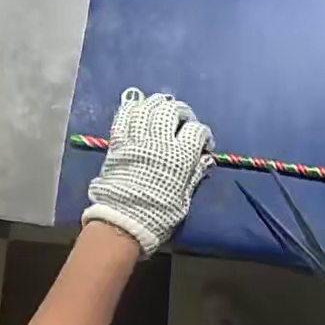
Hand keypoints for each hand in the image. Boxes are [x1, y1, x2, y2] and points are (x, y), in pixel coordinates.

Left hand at [82, 89, 214, 255]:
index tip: (203, 142)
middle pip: (171, 111)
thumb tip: (206, 159)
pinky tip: (137, 106)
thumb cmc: (157, 214)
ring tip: (161, 108)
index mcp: (180, 157)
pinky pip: (124, 117)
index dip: (203, 134)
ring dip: (156, 104)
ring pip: (147, 109)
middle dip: (180, 112)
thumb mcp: (183, 198)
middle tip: (182, 120)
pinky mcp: (118, 143)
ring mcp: (136, 140)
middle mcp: (159, 143)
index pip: (196, 131)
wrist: (123, 220)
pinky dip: (130, 108)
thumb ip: (194, 175)